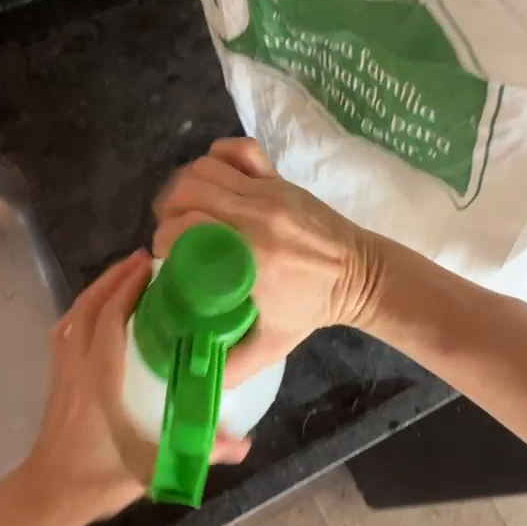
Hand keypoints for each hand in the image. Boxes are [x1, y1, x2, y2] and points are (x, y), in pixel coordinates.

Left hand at [15, 251, 249, 522]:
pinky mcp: (56, 377)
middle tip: (143, 259)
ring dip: (98, 289)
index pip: (109, 317)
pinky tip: (96, 311)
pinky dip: (82, 310)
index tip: (150, 266)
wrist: (48, 495)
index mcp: (98, 376)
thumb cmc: (97, 478)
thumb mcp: (152, 468)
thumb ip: (198, 452)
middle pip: (90, 305)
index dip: (128, 287)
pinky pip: (66, 330)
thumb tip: (245, 444)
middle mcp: (77, 363)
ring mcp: (62, 369)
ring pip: (75, 314)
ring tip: (123, 276)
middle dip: (114, 277)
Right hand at [153, 139, 384, 385]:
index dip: (164, 240)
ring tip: (184, 208)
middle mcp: (257, 214)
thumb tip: (184, 376)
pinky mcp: (279, 177)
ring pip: (206, 166)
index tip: (166, 257)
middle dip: (168, 210)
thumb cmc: (312, 309)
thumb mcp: (270, 346)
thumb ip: (230, 365)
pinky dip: (218, 155)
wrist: (362, 276)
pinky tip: (213, 177)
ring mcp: (270, 190)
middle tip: (172, 232)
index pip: (186, 229)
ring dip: (185, 184)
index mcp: (252, 255)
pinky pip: (240, 149)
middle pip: (189, 189)